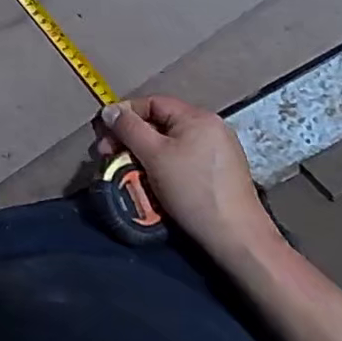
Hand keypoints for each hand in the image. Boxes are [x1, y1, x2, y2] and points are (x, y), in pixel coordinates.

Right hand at [95, 96, 283, 259]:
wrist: (237, 238)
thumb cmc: (192, 190)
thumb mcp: (154, 155)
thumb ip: (128, 129)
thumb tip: (109, 110)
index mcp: (197, 116)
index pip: (151, 102)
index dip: (124, 114)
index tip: (104, 135)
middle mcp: (211, 127)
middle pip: (160, 123)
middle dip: (131, 138)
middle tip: (109, 156)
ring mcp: (218, 151)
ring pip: (170, 144)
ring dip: (144, 155)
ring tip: (128, 172)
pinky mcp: (220, 173)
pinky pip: (183, 160)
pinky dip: (163, 167)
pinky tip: (153, 183)